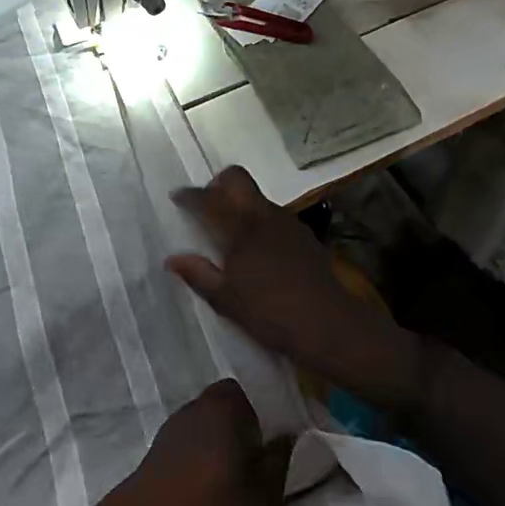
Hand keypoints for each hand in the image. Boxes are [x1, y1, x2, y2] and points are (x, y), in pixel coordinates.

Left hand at [48, 380, 292, 505]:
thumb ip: (280, 461)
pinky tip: (212, 479)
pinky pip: (193, 439)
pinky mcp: (160, 445)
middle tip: (264, 459)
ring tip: (239, 474)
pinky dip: (205, 453)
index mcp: (225, 403)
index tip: (284, 436)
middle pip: (229, 405)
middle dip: (247, 427)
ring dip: (224, 441)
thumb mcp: (264, 496)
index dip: (271, 410)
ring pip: (210, 422)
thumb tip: (288, 436)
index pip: (253, 388)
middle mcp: (197, 403)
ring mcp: (175, 422)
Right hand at [166, 166, 424, 412]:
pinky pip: (274, 215)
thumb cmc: (272, 314)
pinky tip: (259, 248)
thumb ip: (199, 275)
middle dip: (217, 184)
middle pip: (237, 178)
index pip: (208, 199)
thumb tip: (172, 259)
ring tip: (231, 230)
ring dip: (240, 202)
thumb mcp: (227, 301)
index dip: (189, 196)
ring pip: (257, 196)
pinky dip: (259, 220)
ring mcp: (287, 222)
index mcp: (240, 229)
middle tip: (206, 204)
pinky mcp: (304, 235)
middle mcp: (263, 215)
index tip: (177, 198)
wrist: (331, 326)